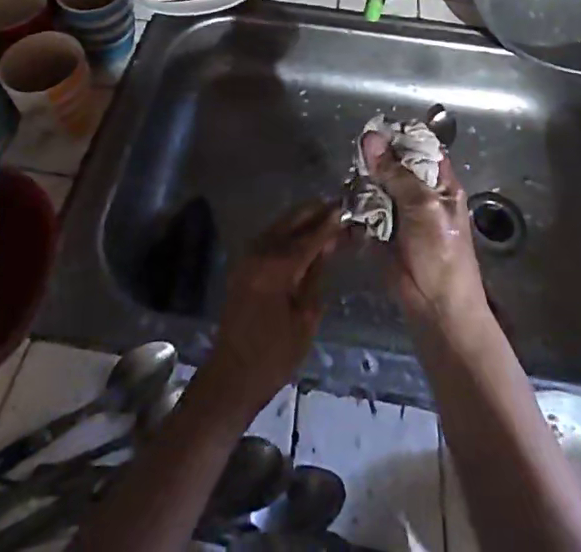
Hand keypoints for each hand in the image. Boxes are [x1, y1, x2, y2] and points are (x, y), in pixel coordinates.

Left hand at [196, 202, 341, 415]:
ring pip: (277, 227)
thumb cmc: (275, 354)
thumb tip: (328, 245)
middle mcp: (258, 255)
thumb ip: (316, 276)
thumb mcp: (305, 318)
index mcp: (276, 268)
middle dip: (313, 212)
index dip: (329, 223)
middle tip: (338, 205)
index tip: (348, 208)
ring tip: (324, 214)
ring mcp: (246, 258)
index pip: (309, 237)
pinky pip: (267, 238)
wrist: (232, 374)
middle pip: (289, 223)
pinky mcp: (242, 266)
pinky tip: (301, 233)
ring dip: (299, 219)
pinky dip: (286, 231)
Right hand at [362, 131, 484, 326]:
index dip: (397, 136)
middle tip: (358, 160)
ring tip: (352, 183)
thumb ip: (396, 172)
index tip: (373, 130)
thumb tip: (370, 139)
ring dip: (362, 182)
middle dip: (373, 160)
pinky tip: (348, 203)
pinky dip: (354, 204)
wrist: (435, 304)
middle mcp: (418, 191)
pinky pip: (363, 207)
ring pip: (374, 183)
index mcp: (439, 181)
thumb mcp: (423, 206)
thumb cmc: (441, 253)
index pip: (418, 146)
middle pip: (391, 163)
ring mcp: (397, 210)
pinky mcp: (379, 228)